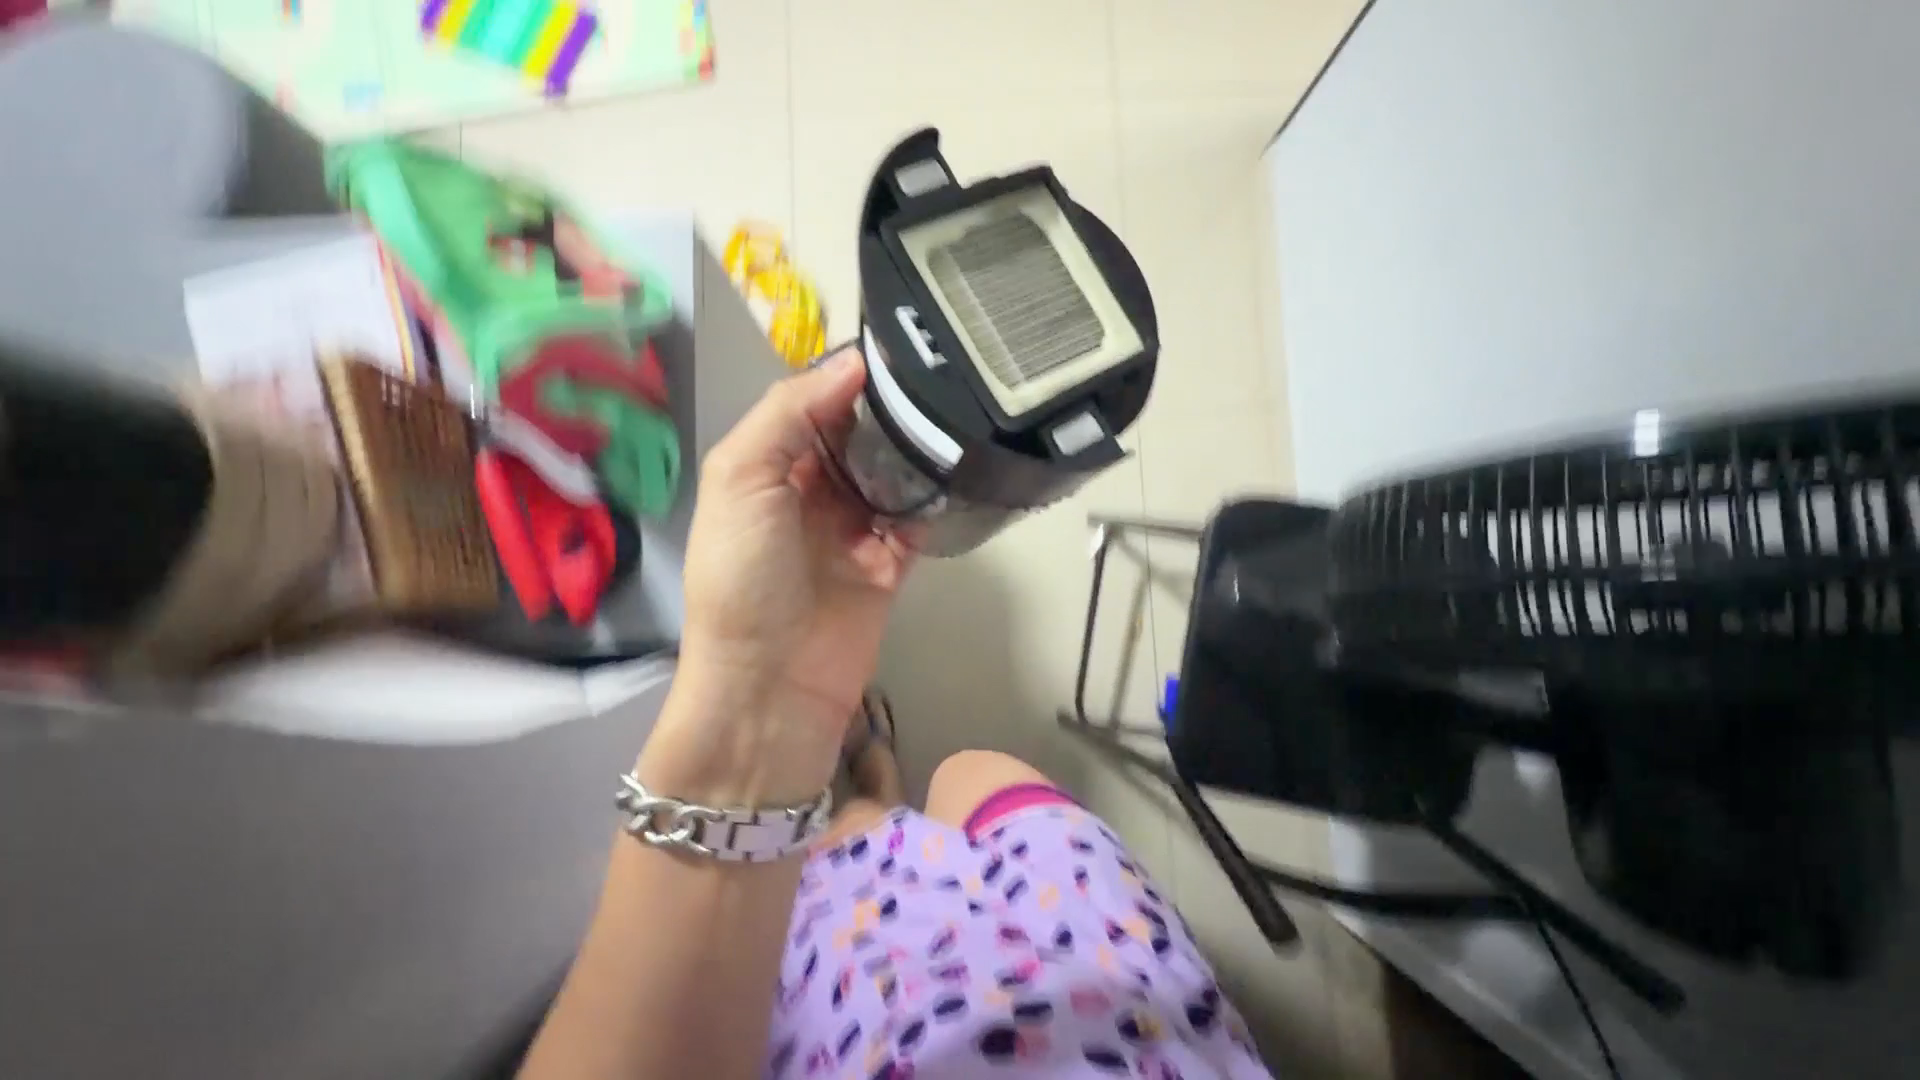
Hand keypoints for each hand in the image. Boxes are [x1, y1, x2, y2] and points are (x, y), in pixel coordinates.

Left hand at [652, 347, 915, 799]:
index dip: (846, 376)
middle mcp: (810, 492)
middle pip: (858, 437)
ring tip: (954, 418)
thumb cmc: (743, 574)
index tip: (897, 346)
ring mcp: (851, 531)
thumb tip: (852, 363)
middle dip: (889, 411)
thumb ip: (790, 414)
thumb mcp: (741, 477)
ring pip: (892, 476)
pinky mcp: (888, 567)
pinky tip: (951, 479)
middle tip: (938, 378)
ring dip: (916, 454)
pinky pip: (916, 525)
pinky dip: (931, 505)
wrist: (769, 683)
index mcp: (767, 466)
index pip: (812, 405)